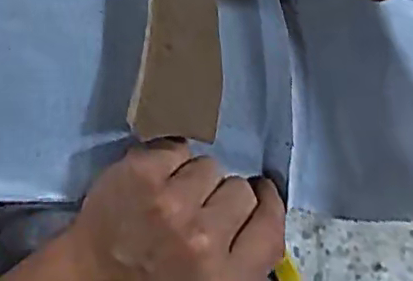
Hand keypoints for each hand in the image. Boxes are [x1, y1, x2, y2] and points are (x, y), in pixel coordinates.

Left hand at [50, 139, 284, 280]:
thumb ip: (236, 258)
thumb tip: (258, 211)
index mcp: (225, 279)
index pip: (270, 227)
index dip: (268, 204)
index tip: (259, 194)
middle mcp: (203, 240)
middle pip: (240, 189)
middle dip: (223, 195)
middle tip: (201, 209)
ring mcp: (171, 203)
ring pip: (209, 164)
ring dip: (194, 177)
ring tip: (172, 197)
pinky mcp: (143, 172)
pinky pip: (177, 146)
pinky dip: (167, 158)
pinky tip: (154, 179)